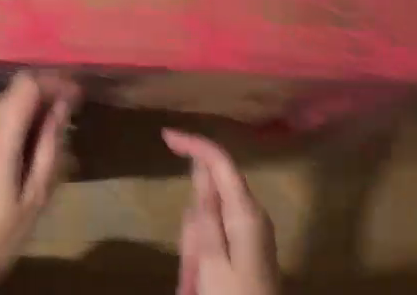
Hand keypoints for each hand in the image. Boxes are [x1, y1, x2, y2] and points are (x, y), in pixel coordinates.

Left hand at [0, 72, 78, 294]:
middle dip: (41, 97)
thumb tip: (62, 106)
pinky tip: (16, 145)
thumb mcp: (35, 197)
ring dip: (23, 109)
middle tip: (65, 117)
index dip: (54, 83)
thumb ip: (50, 146)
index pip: (27, 85)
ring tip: (43, 135)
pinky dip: (4, 120)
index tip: (75, 96)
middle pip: (13, 92)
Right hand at [164, 129, 278, 294]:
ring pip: (208, 223)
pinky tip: (199, 288)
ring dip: (195, 250)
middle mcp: (251, 215)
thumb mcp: (211, 261)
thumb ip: (205, 213)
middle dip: (192, 226)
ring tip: (197, 286)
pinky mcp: (246, 251)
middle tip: (193, 269)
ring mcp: (250, 234)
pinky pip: (214, 244)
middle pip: (209, 197)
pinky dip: (201, 262)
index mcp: (245, 211)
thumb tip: (201, 170)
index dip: (194, 143)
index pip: (220, 161)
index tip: (165, 136)